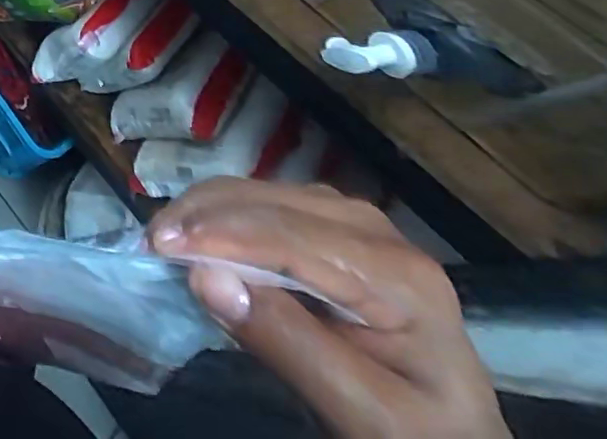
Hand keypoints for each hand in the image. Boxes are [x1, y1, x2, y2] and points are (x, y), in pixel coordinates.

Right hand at [149, 179, 508, 438]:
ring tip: (163, 239)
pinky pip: (265, 204)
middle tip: (149, 244)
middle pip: (271, 201)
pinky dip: (222, 215)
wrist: (457, 438)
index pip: (290, 236)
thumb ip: (289, 346)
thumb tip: (203, 278)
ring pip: (261, 193)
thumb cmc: (417, 434)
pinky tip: (198, 235)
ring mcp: (354, 222)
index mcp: (398, 275)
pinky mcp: (332, 227)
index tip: (157, 247)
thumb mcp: (367, 415)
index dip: (219, 234)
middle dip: (202, 214)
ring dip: (206, 210)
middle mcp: (375, 229)